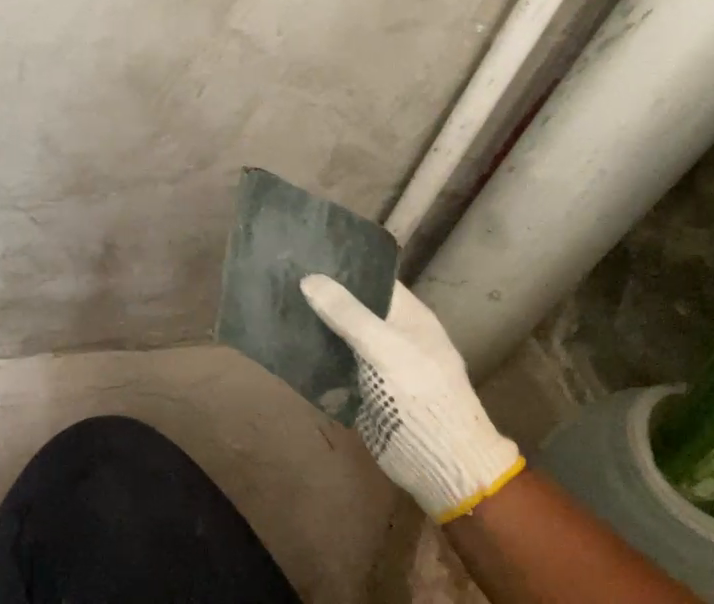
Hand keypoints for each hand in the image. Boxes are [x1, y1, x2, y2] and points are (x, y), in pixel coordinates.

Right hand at [301, 275, 524, 521]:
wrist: (439, 462)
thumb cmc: (420, 393)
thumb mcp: (384, 346)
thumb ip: (347, 313)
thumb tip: (308, 278)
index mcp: (408, 315)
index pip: (372, 278)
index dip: (343, 266)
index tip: (305, 253)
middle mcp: (392, 333)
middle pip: (352, 306)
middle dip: (322, 294)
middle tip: (279, 276)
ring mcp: (375, 362)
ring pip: (339, 334)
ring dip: (313, 324)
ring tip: (274, 302)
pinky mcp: (361, 389)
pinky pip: (333, 364)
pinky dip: (313, 355)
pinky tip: (284, 341)